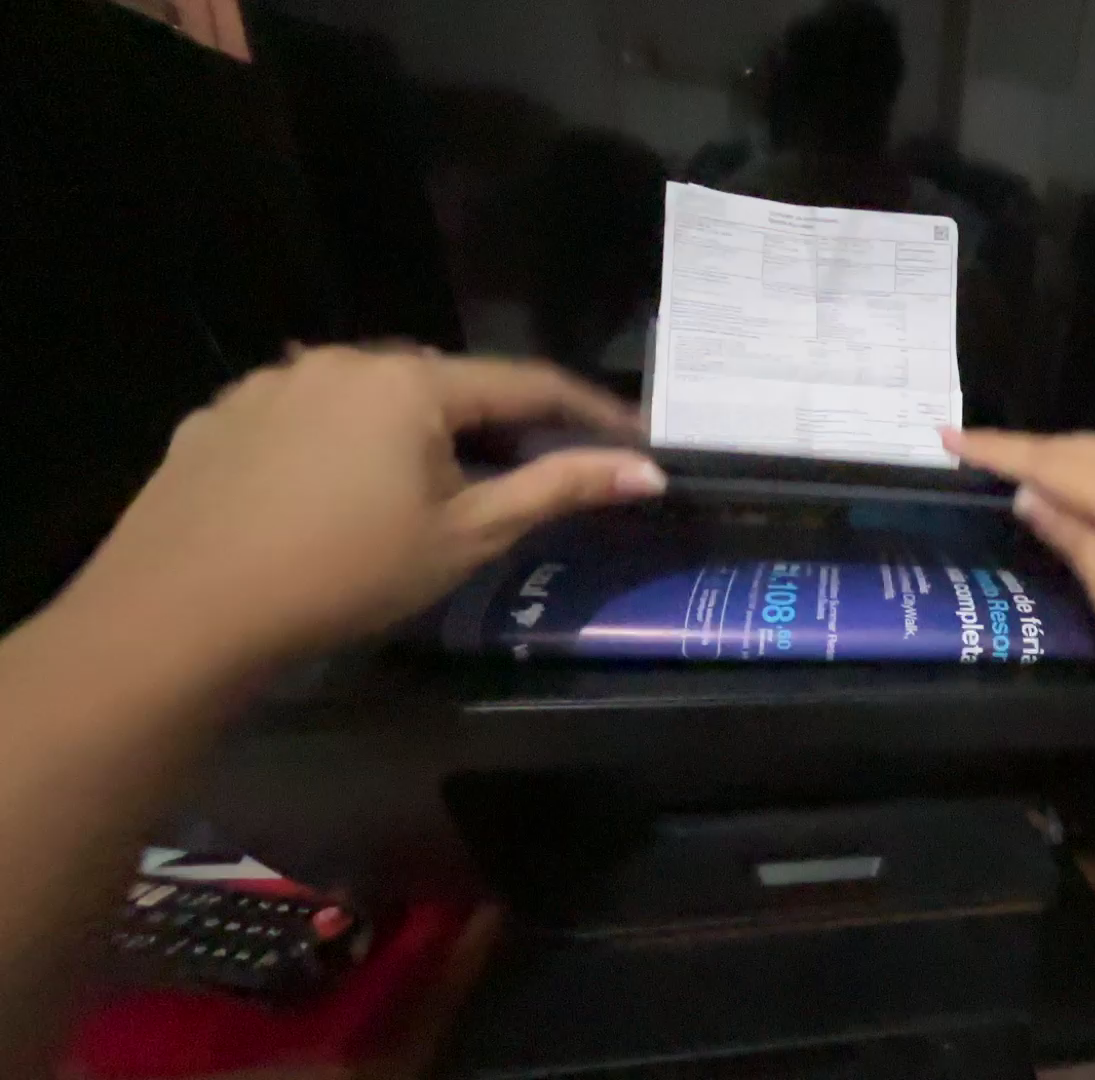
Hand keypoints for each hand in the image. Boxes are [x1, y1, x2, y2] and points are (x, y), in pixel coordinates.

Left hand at [64, 345, 666, 667]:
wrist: (177, 618)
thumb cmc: (351, 571)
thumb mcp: (474, 532)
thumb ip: (563, 487)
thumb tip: (650, 471)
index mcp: (411, 383)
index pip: (529, 383)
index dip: (592, 411)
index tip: (635, 437)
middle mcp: (343, 361)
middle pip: (459, 384)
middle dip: (511, 422)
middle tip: (545, 468)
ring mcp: (277, 382)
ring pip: (391, 395)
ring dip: (439, 428)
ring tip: (454, 481)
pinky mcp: (228, 413)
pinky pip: (328, 410)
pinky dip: (369, 436)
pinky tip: (362, 486)